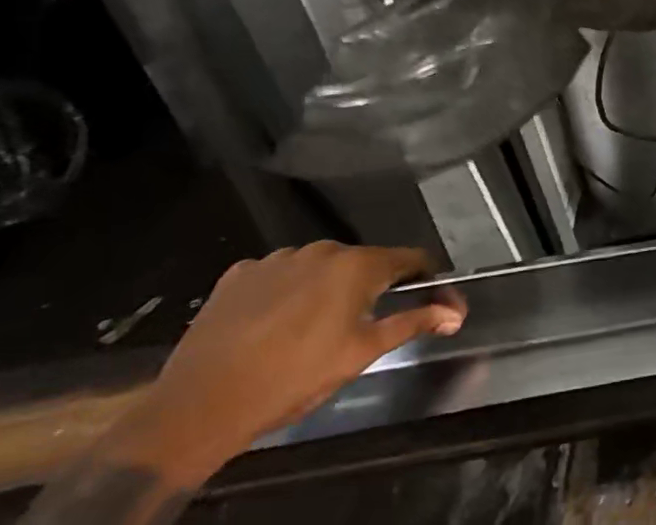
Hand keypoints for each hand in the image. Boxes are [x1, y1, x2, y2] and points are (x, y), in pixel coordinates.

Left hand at [106, 243, 465, 481]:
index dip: (425, 277)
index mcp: (356, 266)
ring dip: (325, 289)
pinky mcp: (239, 274)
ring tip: (312, 329)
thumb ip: (412, 323)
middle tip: (363, 325)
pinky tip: (273, 324)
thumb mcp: (361, 354)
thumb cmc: (294, 378)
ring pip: (318, 268)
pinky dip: (285, 292)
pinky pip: (277, 275)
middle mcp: (320, 250)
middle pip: (361, 262)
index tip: (432, 297)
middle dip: (370, 287)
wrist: (200, 406)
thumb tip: (455, 311)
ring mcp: (276, 259)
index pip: (408, 257)